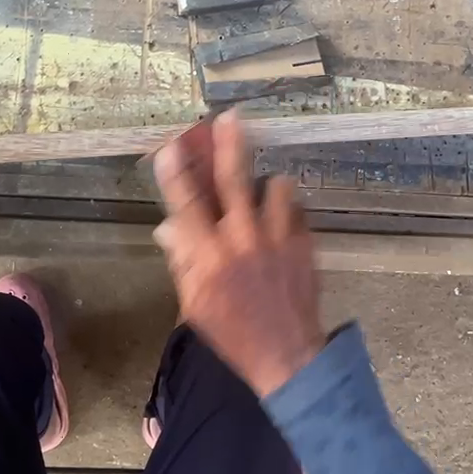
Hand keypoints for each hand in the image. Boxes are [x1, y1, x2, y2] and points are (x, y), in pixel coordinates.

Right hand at [151, 111, 325, 396]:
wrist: (288, 357)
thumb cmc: (233, 334)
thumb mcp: (195, 305)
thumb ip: (182, 261)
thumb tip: (167, 227)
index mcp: (209, 257)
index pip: (187, 205)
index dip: (176, 173)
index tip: (170, 145)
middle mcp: (243, 240)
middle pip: (234, 181)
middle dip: (229, 145)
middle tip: (231, 116)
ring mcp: (278, 239)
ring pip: (275, 187)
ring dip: (267, 183)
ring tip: (265, 189)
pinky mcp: (305, 244)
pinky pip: (298, 209)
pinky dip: (288, 209)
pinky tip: (283, 219)